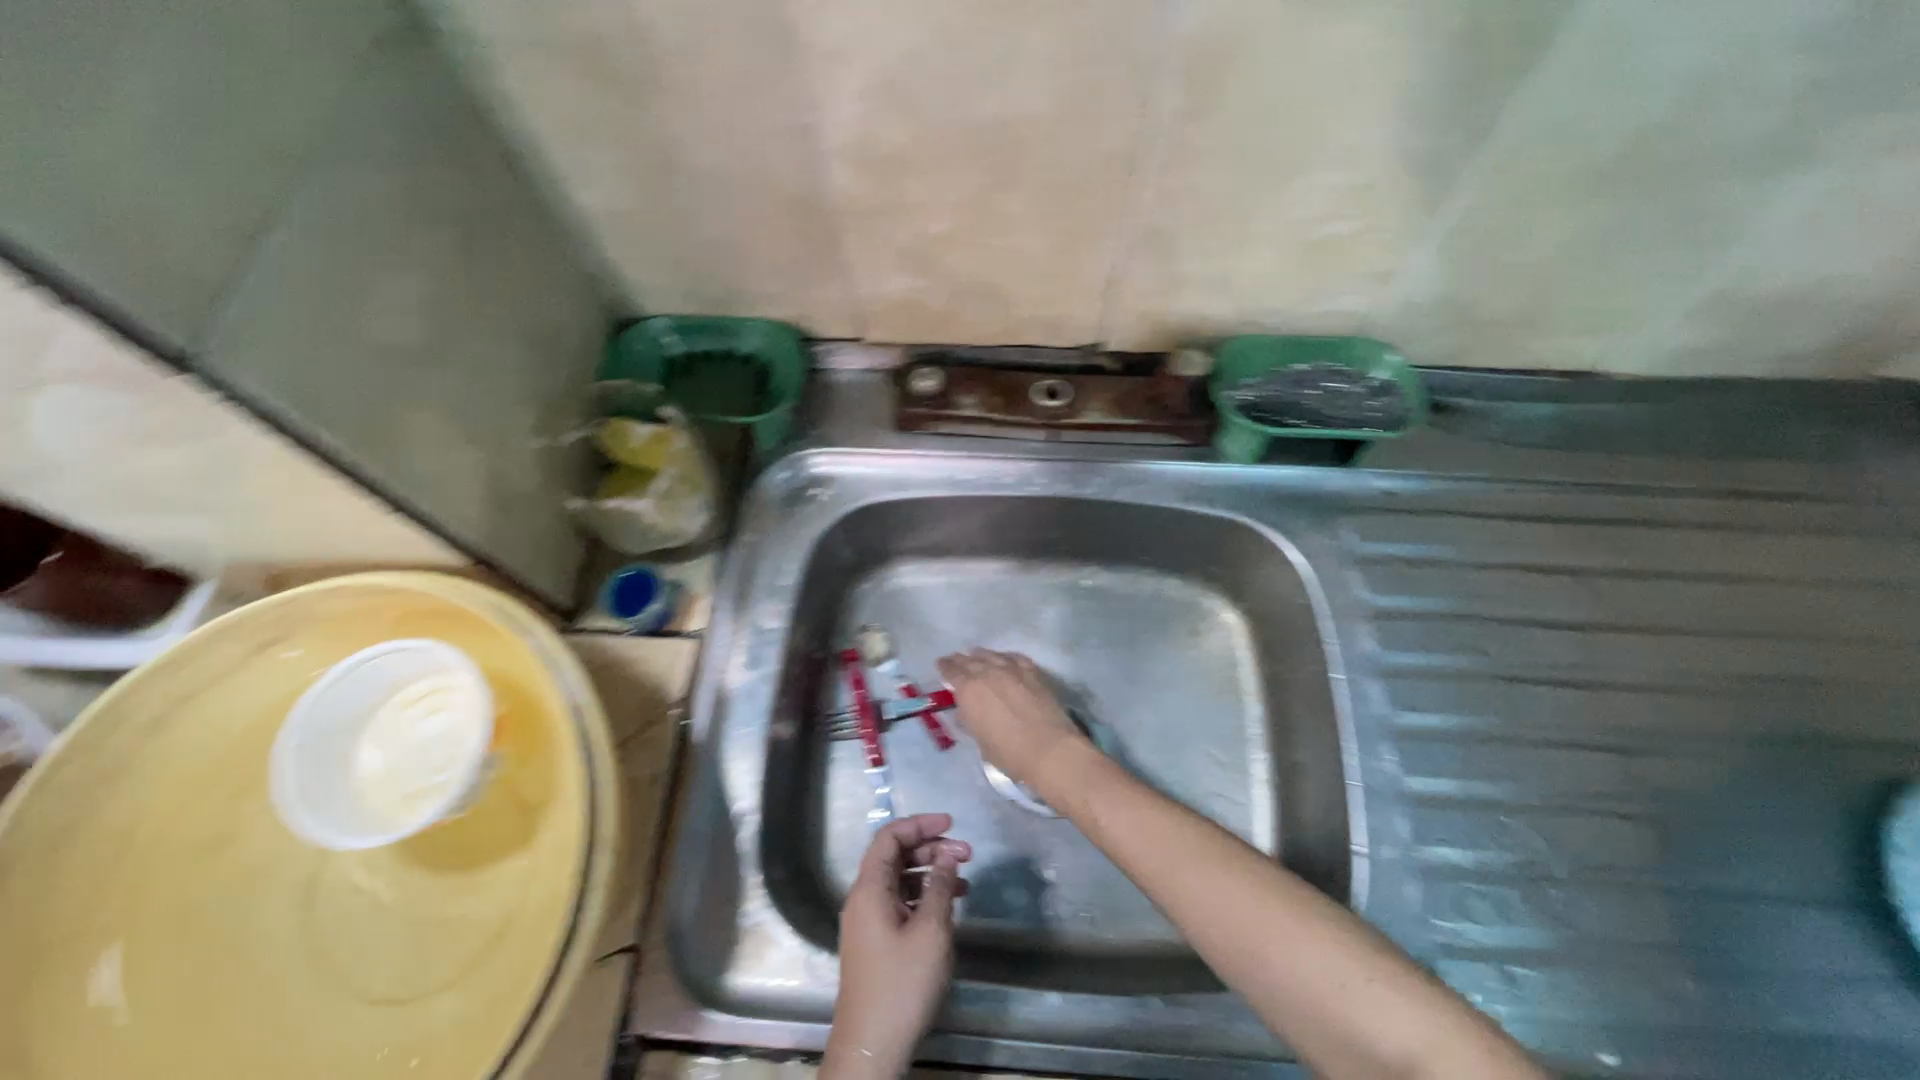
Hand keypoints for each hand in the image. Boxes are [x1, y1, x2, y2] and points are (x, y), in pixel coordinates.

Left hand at [823, 813, 970, 1079]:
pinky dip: (922, 896)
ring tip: (964, 880)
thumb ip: (940, 888)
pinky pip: (898, 903)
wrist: (872, 1043)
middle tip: (967, 854)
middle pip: (894, 857)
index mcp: (869, 889)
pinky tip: (947, 907)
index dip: (919, 825)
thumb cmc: (902, 983)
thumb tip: (946, 855)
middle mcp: (862, 899)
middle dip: (930, 849)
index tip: (952, 823)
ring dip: (929, 873)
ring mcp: (866, 922)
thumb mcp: (930, 932)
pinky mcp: (874, 943)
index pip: (889, 838)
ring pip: (898, 881)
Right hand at [936, 649, 1088, 792]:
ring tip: (976, 654)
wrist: (1049, 749)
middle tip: (955, 659)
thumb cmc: (1009, 753)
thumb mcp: (981, 742)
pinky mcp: (1033, 673)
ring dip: (981, 655)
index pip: (952, 672)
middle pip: (970, 661)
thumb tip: (966, 713)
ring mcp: (1012, 670)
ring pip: (992, 656)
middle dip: (960, 660)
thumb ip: (971, 722)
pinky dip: (1005, 657)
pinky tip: (1005, 658)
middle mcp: (988, 674)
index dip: (945, 667)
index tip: (941, 665)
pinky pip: (1015, 658)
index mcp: (969, 690)